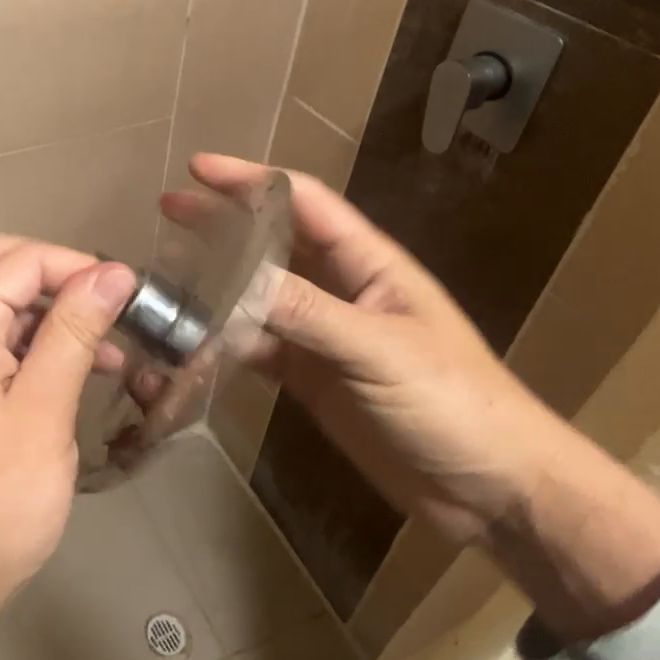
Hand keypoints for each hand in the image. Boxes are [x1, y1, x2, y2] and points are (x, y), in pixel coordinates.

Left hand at [0, 236, 136, 659]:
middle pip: (0, 267)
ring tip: (110, 349)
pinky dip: (34, 342)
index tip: (129, 294)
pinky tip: (80, 371)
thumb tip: (112, 272)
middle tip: (110, 308)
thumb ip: (74, 332)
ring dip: (51, 312)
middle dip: (59, 278)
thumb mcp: (45, 409)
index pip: (21, 259)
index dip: (78, 266)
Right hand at [169, 155, 659, 641]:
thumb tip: (234, 279)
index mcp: (369, 265)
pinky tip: (188, 342)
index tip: (197, 168)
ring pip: (257, 296)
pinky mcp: (311, 378)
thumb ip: (308, 312)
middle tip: (167, 210)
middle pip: (272, 243)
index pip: (305, 203)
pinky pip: (257, 348)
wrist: (494, 491)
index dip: (252, 179)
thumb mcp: (381, 350)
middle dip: (222, 222)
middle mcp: (341, 290)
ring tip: (164, 274)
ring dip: (215, 283)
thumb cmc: (456, 403)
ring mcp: (323, 336)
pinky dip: (222, 342)